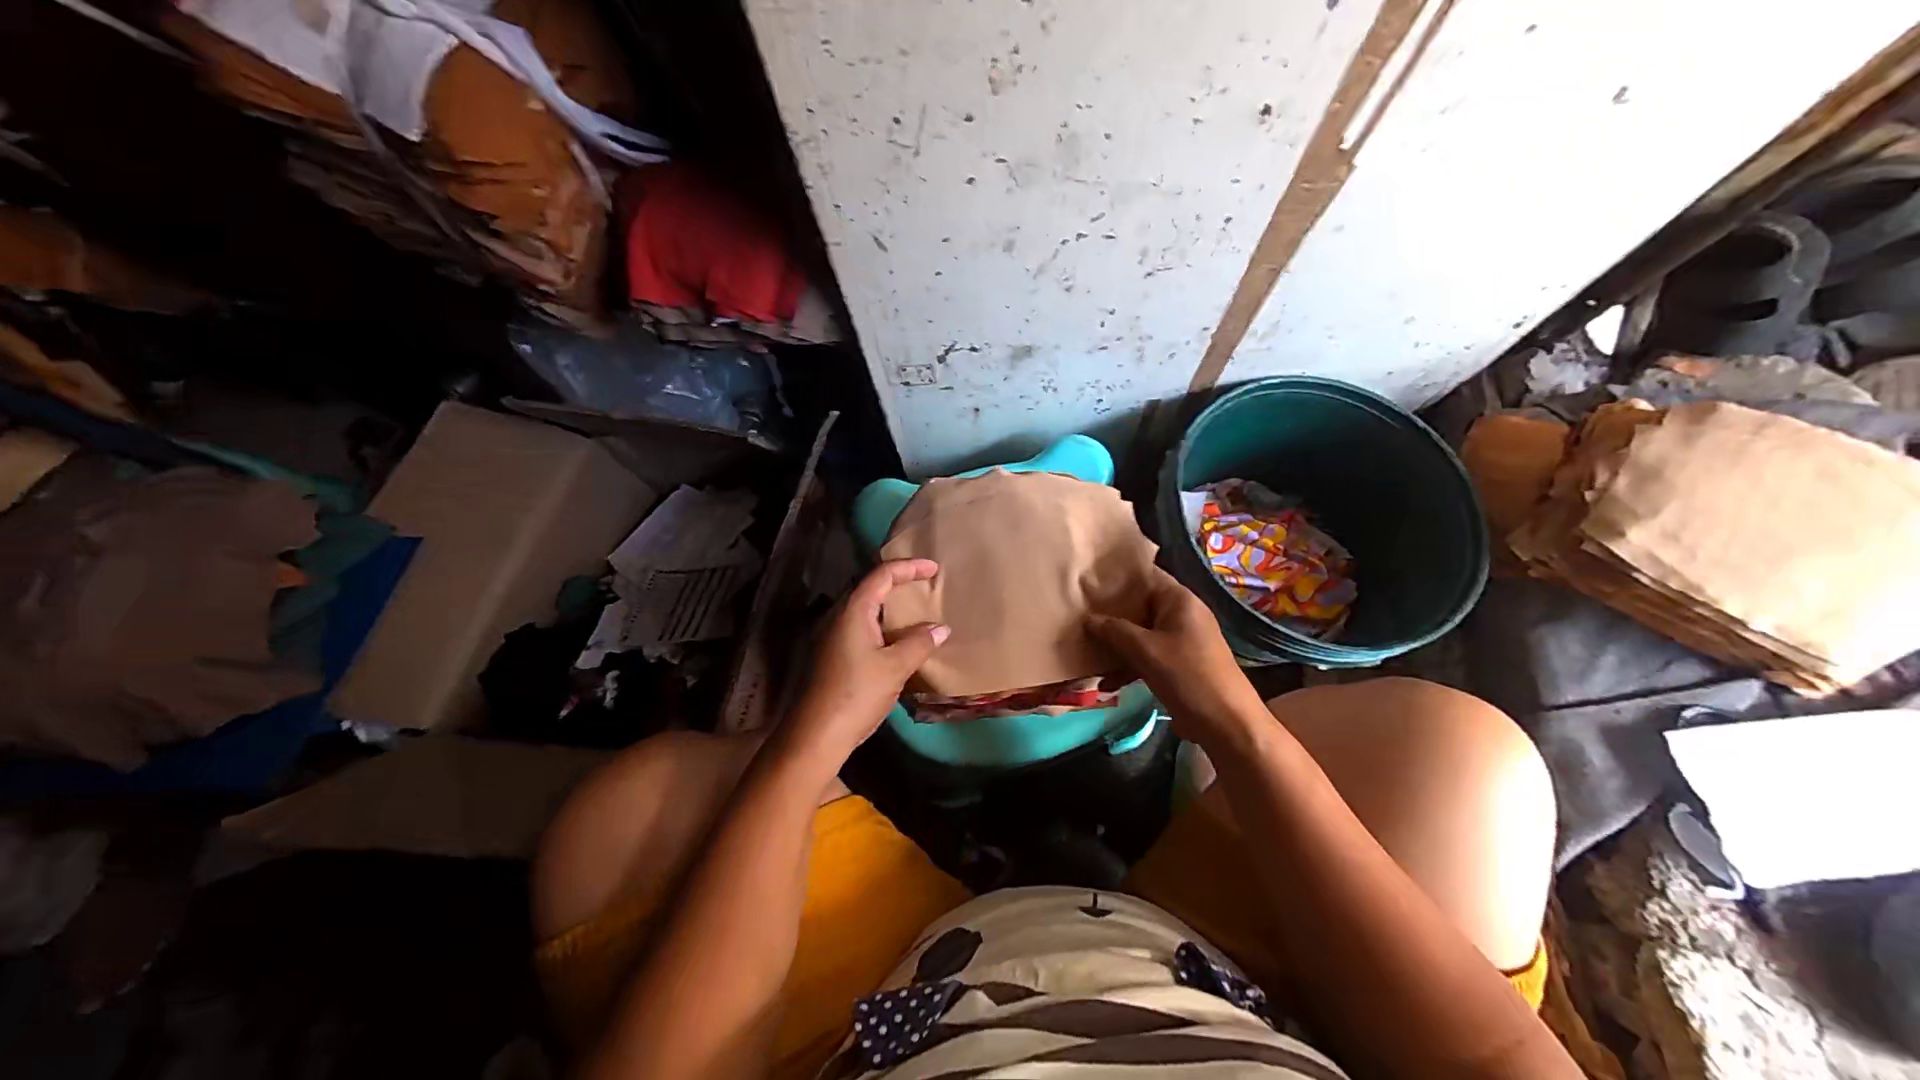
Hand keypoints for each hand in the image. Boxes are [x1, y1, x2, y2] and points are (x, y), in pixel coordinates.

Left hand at [785, 559, 949, 757]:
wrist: (817, 734)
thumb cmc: (856, 693)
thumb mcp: (895, 667)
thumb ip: (919, 643)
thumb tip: (941, 628)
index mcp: (853, 611)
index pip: (881, 575)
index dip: (909, 567)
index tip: (934, 568)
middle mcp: (840, 617)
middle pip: (872, 589)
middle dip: (900, 583)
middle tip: (928, 586)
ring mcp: (835, 637)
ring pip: (868, 611)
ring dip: (894, 608)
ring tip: (920, 611)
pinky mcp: (836, 657)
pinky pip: (865, 629)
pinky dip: (887, 627)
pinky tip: (903, 641)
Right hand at [1086, 568, 1270, 748]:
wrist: (1227, 724)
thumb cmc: (1187, 676)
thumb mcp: (1145, 650)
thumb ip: (1114, 630)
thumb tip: (1088, 619)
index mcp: (1179, 600)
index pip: (1145, 575)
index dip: (1116, 577)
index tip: (1086, 581)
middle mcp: (1182, 614)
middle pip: (1140, 605)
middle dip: (1110, 614)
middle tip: (1078, 615)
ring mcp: (1181, 640)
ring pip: (1141, 633)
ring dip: (1116, 644)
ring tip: (1086, 650)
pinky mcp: (1179, 665)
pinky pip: (1147, 655)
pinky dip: (1129, 664)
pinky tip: (1107, 682)